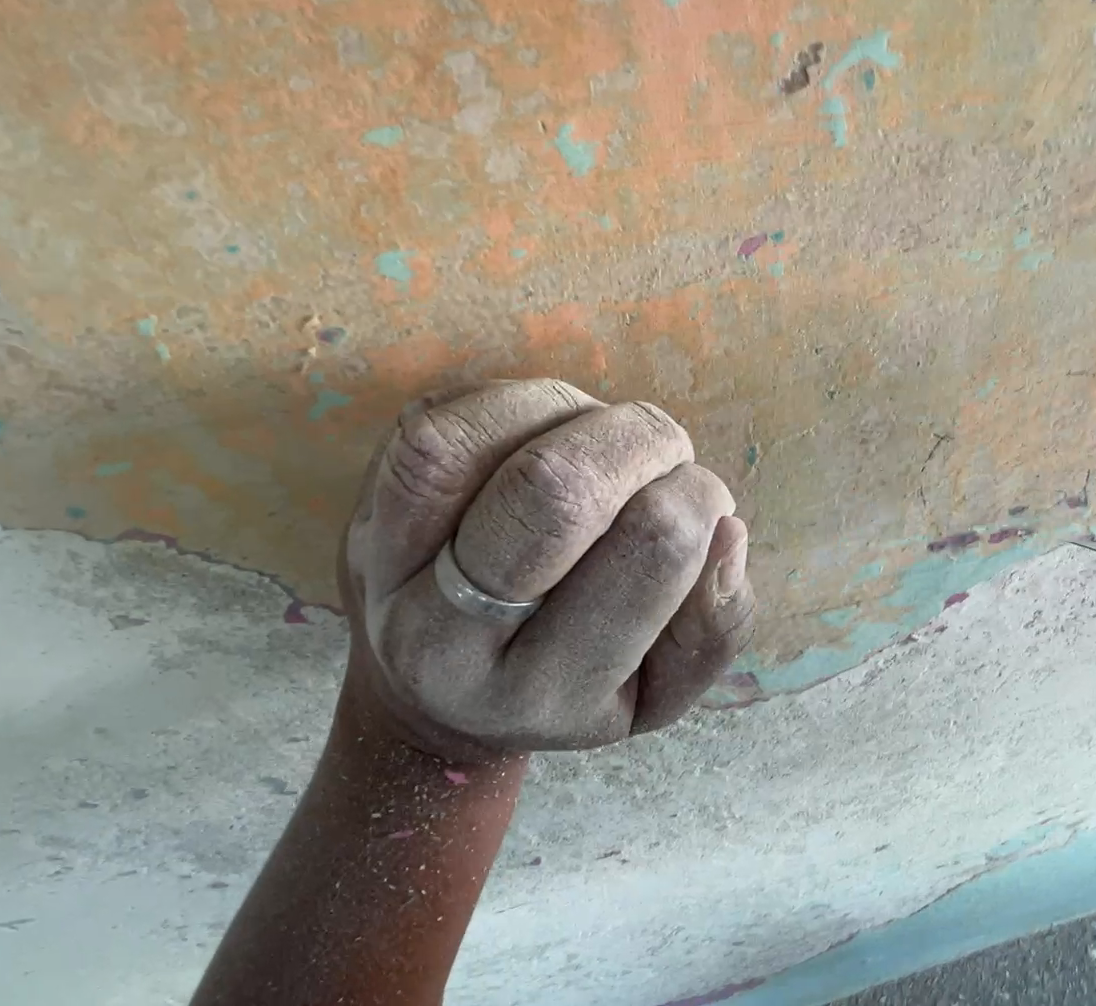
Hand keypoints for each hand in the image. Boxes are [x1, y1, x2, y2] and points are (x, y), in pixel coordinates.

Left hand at [340, 380, 754, 757]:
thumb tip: (727, 533)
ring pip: (483, 436)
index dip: (696, 498)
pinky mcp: (368, 499)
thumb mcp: (657, 695)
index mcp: (538, 689)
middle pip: (556, 487)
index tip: (709, 503)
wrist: (432, 689)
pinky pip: (446, 412)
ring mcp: (388, 562)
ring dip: (579, 415)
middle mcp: (444, 635)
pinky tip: (555, 429)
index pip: (645, 550)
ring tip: (609, 443)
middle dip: (643, 444)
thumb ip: (714, 631)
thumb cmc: (566, 685)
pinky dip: (523, 401)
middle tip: (667, 458)